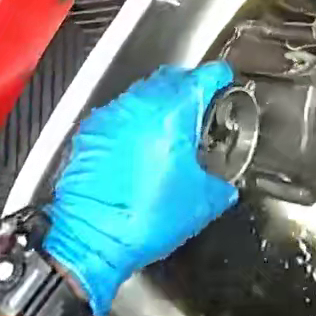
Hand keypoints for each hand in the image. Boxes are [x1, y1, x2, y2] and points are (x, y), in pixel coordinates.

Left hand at [43, 62, 237, 315]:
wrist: (90, 239)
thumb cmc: (142, 219)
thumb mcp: (200, 203)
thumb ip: (220, 185)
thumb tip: (224, 184)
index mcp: (172, 113)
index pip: (202, 77)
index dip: (218, 76)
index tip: (223, 78)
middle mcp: (140, 105)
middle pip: (170, 77)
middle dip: (188, 86)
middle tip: (200, 104)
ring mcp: (112, 115)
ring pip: (142, 92)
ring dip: (159, 103)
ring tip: (169, 129)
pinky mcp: (91, 131)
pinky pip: (119, 113)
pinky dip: (134, 120)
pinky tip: (139, 146)